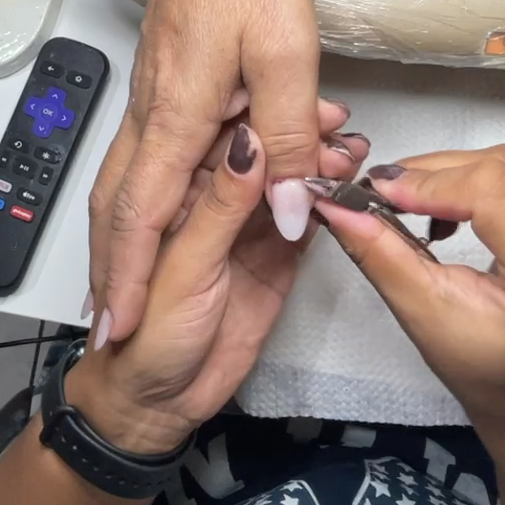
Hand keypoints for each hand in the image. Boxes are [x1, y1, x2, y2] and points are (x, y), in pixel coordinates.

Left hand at [70, 106, 368, 454]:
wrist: (164, 404)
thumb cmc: (151, 338)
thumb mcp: (187, 269)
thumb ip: (220, 207)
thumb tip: (248, 142)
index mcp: (174, 193)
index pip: (220, 141)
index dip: (260, 119)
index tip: (299, 101)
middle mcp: (211, 200)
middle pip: (259, 156)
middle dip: (298, 137)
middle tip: (339, 124)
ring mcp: (245, 226)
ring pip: (284, 183)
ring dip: (317, 166)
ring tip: (353, 150)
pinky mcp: (274, 253)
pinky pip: (302, 220)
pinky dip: (326, 203)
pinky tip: (350, 184)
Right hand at [89, 0, 322, 348]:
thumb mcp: (288, 57)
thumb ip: (288, 137)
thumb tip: (288, 210)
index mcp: (177, 115)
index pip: (141, 213)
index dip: (127, 275)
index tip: (115, 325)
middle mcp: (151, 114)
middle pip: (116, 205)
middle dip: (108, 269)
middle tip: (105, 319)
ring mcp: (152, 99)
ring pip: (123, 181)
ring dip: (119, 238)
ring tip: (120, 283)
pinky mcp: (163, 85)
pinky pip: (144, 155)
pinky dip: (142, 197)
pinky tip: (164, 210)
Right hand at [312, 146, 504, 438]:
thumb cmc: (482, 372)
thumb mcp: (422, 315)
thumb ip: (380, 254)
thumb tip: (334, 204)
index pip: (497, 193)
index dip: (431, 182)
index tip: (377, 192)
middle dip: (434, 173)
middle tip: (383, 192)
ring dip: (455, 173)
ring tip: (413, 201)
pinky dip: (481, 181)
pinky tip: (454, 209)